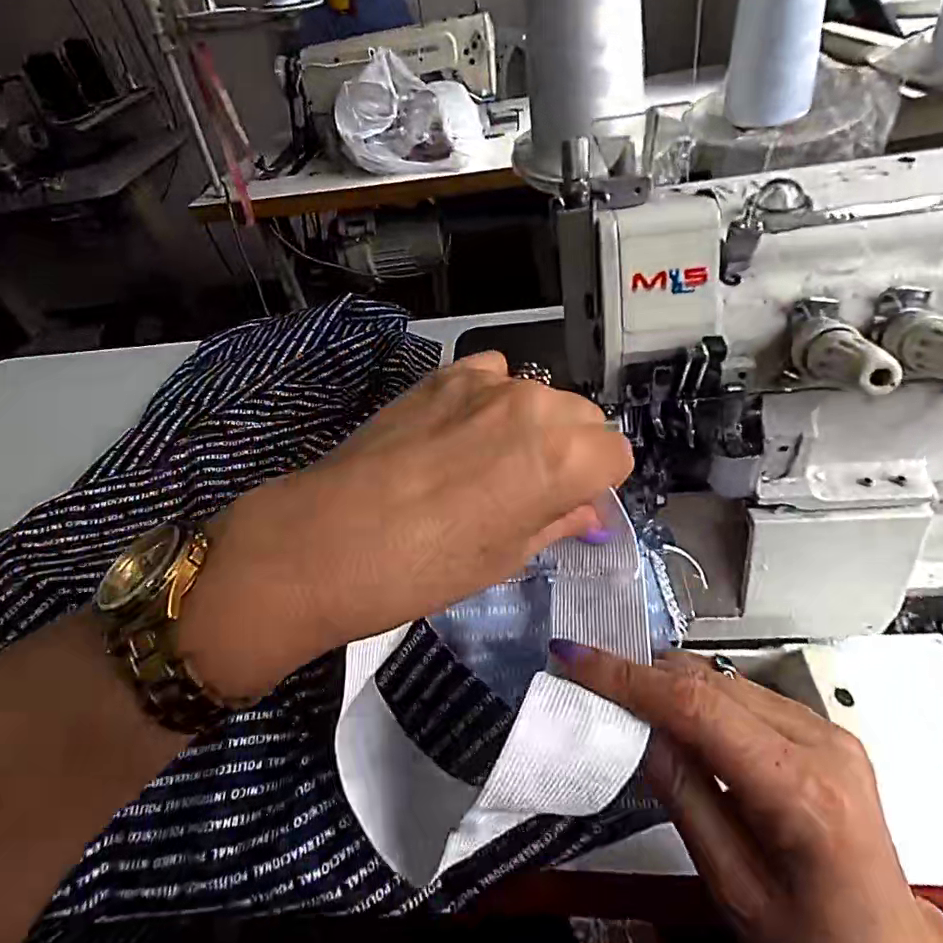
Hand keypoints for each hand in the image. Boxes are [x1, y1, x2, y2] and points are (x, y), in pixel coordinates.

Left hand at [180, 351, 632, 696]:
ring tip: (488, 460)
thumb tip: (587, 511)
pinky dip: (492, 398)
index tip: (568, 505)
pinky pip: (493, 375)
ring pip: (541, 395)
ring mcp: (488, 383)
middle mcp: (536, 406)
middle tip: (530, 488)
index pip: (616, 456)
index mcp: (564, 457)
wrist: (326, 540)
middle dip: (573, 450)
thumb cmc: (426, 568)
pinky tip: (461, 429)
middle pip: (585, 417)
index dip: (598, 484)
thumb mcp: (505, 557)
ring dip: (533, 423)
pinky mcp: (444, 374)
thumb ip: (557, 521)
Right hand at [556, 646, 942, 942]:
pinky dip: (703, 695)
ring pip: (728, 679)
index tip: (580, 659)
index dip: (629, 678)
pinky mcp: (824, 729)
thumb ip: (685, 798)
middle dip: (644, 674)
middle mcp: (824, 744)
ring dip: (670, 682)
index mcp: (803, 791)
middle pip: (713, 681)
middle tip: (589, 676)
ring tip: (624, 696)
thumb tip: (638, 731)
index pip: (697, 707)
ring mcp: (828, 731)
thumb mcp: (735, 887)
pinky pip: (749, 694)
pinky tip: (674, 713)